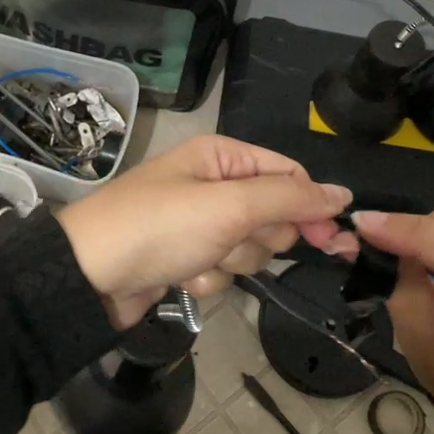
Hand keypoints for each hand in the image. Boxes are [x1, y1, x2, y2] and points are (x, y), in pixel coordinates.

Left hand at [56, 136, 352, 328]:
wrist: (90, 276)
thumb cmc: (160, 227)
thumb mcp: (229, 206)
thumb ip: (289, 199)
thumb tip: (343, 193)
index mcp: (221, 156)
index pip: (287, 174)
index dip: (308, 206)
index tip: (328, 239)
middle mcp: (212, 183)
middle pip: (272, 214)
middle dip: (255, 237)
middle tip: (227, 238)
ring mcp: (198, 222)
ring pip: (249, 247)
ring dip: (228, 261)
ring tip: (194, 258)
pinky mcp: (186, 256)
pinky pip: (221, 268)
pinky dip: (206, 277)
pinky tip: (179, 276)